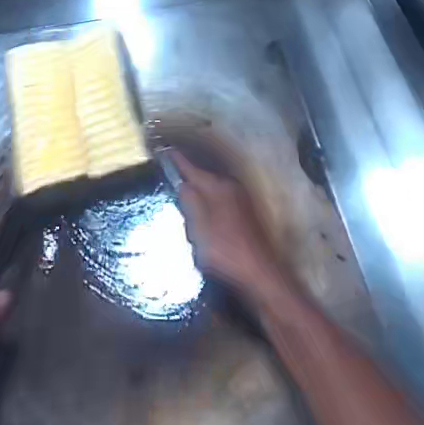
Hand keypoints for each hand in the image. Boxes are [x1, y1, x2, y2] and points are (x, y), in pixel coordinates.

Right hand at [170, 151, 296, 309]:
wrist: (261, 274)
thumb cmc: (226, 252)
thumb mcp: (199, 229)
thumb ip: (189, 202)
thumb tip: (182, 183)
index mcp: (217, 187)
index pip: (191, 167)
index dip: (175, 159)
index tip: (162, 150)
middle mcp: (230, 187)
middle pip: (202, 176)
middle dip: (186, 173)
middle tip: (166, 169)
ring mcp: (240, 200)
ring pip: (211, 187)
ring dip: (197, 187)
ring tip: (180, 189)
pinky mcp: (245, 214)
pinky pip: (219, 198)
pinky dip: (207, 199)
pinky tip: (200, 210)